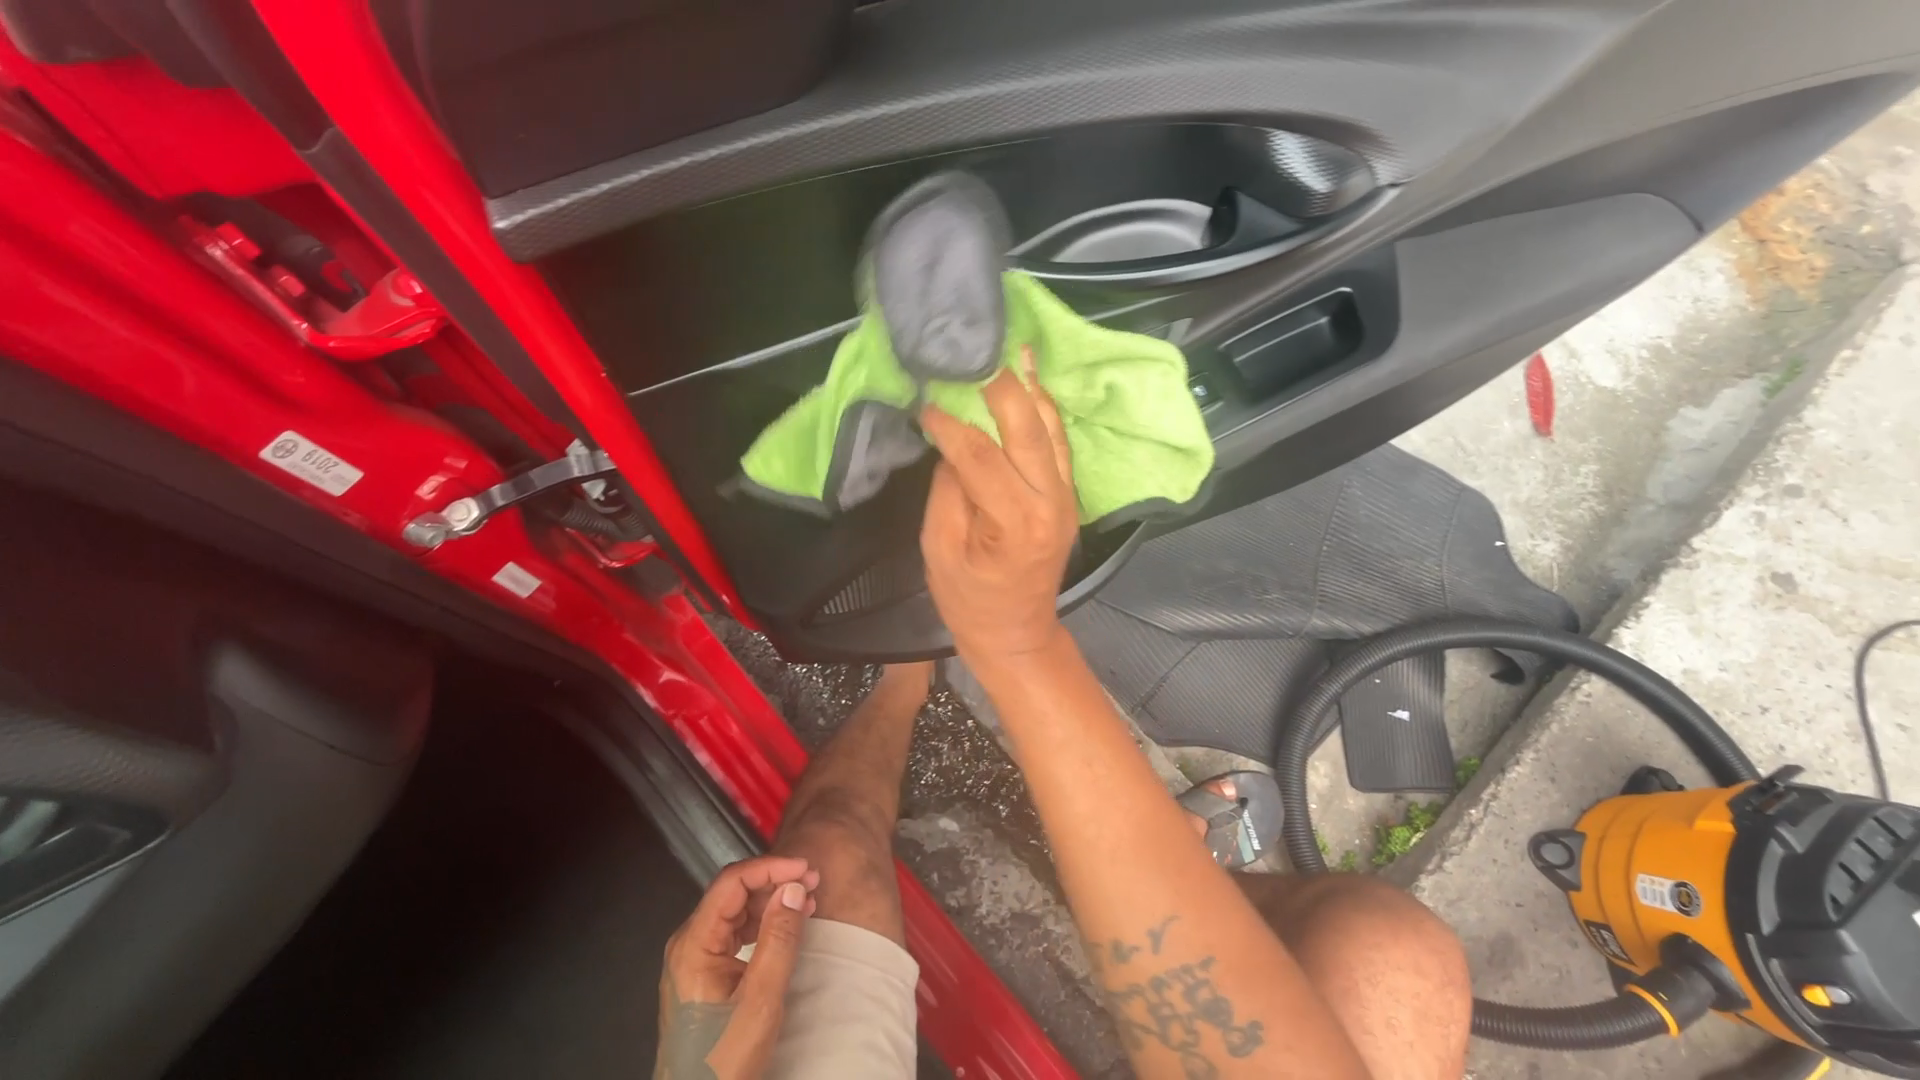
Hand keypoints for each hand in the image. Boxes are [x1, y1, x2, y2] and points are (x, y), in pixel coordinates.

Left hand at [655, 856, 819, 1079]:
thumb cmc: (725, 1058)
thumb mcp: (760, 1000)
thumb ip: (778, 940)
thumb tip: (793, 887)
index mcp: (694, 943)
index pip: (731, 883)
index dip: (770, 868)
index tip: (806, 869)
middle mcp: (689, 942)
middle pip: (732, 893)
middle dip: (773, 881)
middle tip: (814, 882)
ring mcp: (694, 958)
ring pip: (735, 911)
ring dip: (770, 901)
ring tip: (807, 900)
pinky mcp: (704, 973)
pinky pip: (734, 933)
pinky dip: (762, 923)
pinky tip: (786, 924)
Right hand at [919, 348, 1077, 670]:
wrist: (1016, 633)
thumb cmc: (969, 600)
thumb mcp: (940, 550)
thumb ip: (948, 492)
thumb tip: (951, 444)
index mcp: (1014, 523)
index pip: (980, 456)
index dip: (950, 425)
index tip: (926, 403)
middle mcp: (1050, 503)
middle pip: (1026, 430)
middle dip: (1000, 387)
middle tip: (973, 353)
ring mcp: (1066, 499)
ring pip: (1051, 430)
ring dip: (1030, 388)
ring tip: (1013, 348)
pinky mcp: (1068, 497)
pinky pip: (1058, 444)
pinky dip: (1045, 411)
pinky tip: (1032, 383)